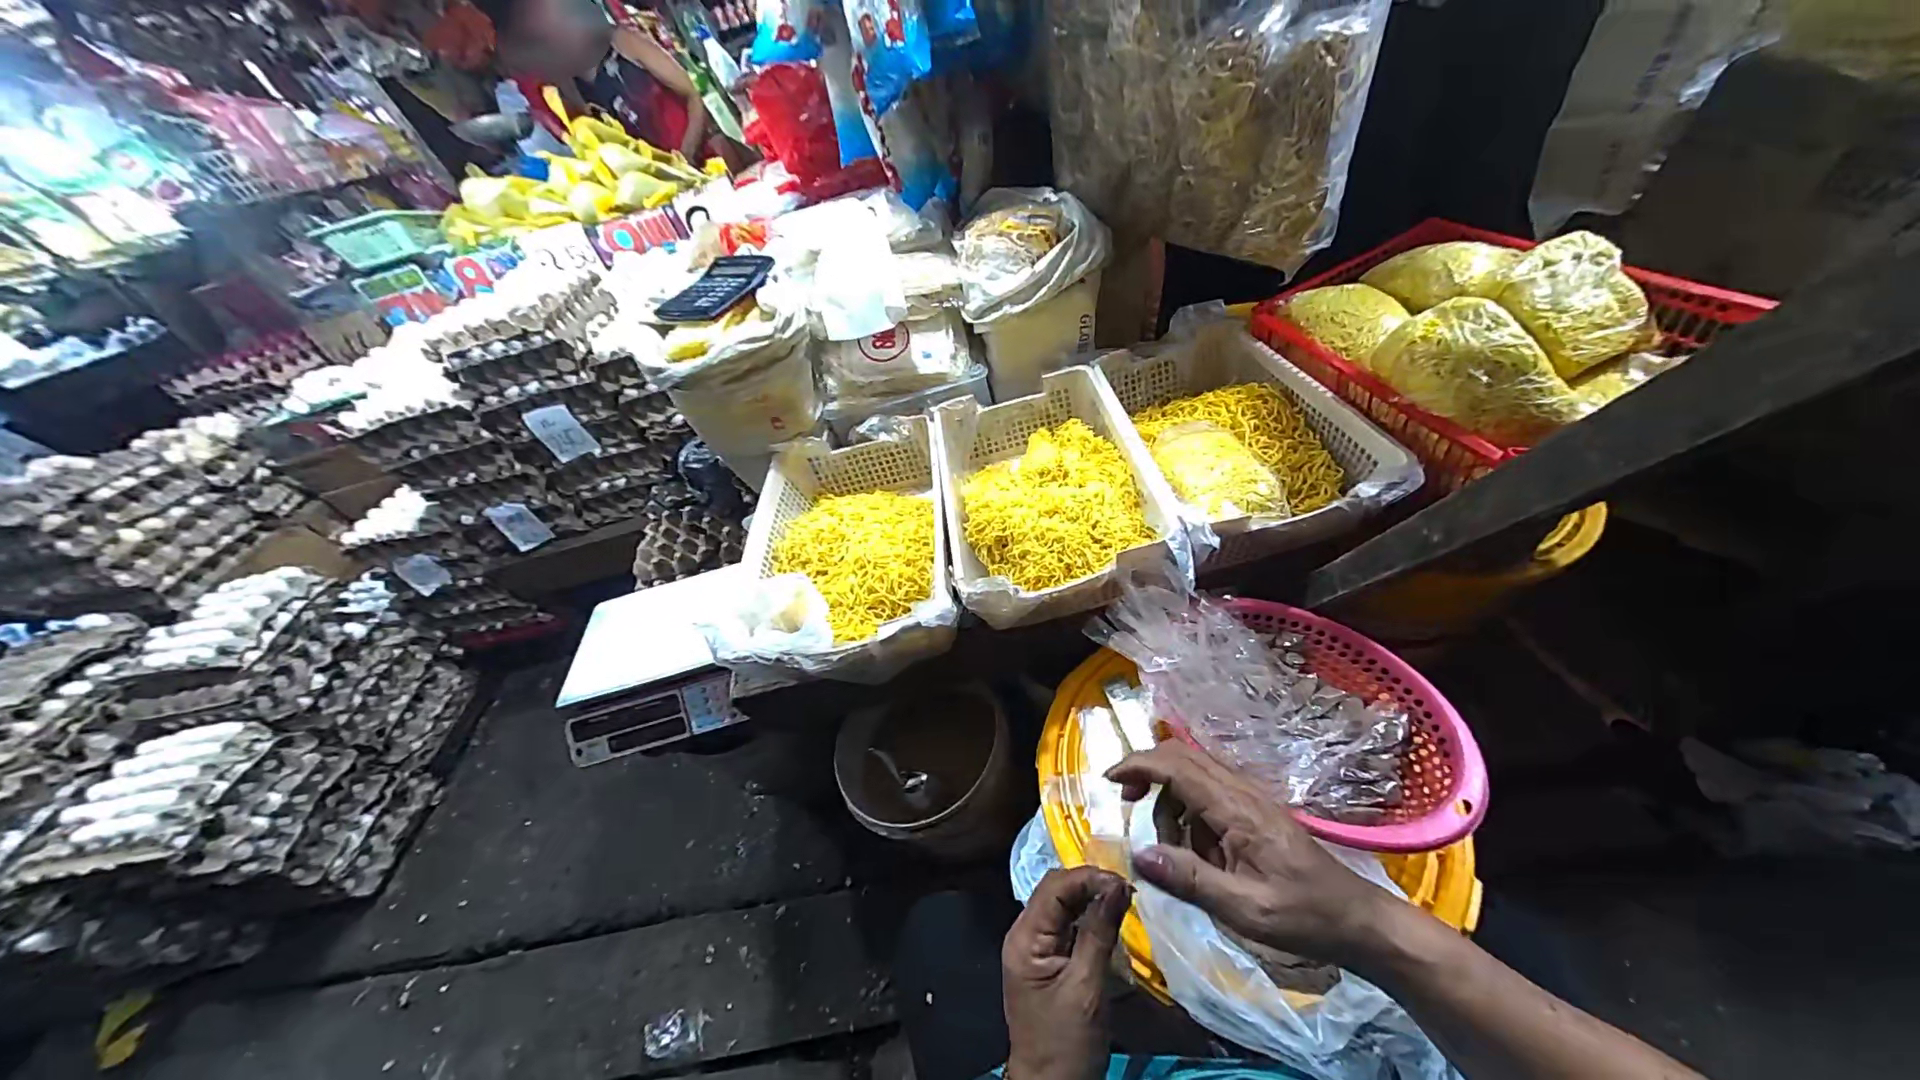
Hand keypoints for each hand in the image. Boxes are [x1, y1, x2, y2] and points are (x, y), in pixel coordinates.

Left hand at [1002, 866, 1129, 1079]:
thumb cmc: (1066, 1044)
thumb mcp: (1087, 988)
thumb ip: (1099, 933)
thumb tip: (1117, 886)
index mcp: (1024, 937)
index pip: (1054, 887)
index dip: (1088, 878)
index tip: (1124, 881)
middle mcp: (1024, 933)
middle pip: (1055, 891)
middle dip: (1090, 883)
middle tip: (1127, 888)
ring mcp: (1034, 946)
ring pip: (1062, 905)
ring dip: (1090, 898)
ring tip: (1123, 898)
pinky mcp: (1047, 960)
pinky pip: (1066, 925)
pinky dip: (1088, 917)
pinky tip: (1109, 918)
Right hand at [1106, 740, 1395, 965]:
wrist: (1357, 920)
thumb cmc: (1303, 917)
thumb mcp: (1244, 910)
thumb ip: (1190, 880)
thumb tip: (1139, 854)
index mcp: (1237, 810)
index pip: (1177, 767)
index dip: (1139, 765)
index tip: (1110, 779)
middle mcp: (1241, 792)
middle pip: (1181, 757)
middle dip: (1147, 773)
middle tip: (1128, 803)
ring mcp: (1249, 799)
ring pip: (1191, 775)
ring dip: (1169, 803)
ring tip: (1175, 853)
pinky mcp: (1252, 811)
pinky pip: (1206, 794)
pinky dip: (1188, 814)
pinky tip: (1199, 852)